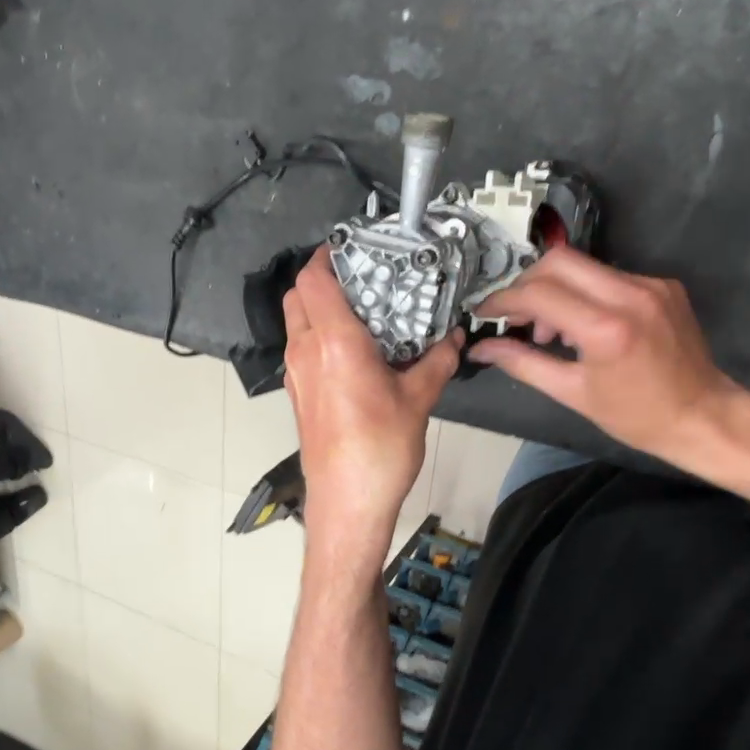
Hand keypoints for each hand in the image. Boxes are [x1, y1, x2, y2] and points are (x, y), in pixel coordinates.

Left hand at [284, 248, 462, 533]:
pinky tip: (355, 351)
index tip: (354, 249)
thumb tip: (453, 338)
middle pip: (297, 295)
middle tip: (361, 278)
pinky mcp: (297, 395)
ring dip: (319, 309)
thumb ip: (436, 360)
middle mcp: (305, 351)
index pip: (313, 278)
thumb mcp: (418, 398)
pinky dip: (319, 337)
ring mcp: (296, 374)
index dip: (328, 256)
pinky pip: (302, 350)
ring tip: (362, 312)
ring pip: (296, 323)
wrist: (347, 501)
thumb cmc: (379, 448)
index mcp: (333, 341)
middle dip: (322, 279)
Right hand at [469, 249, 741, 463]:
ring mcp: (651, 286)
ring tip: (551, 332)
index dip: (504, 300)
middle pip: (559, 261)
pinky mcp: (663, 285)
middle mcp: (631, 296)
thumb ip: (522, 363)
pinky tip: (584, 327)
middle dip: (527, 284)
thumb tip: (481, 348)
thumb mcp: (571, 393)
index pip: (539, 293)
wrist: (703, 416)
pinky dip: (585, 295)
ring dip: (556, 290)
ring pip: (584, 267)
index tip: (486, 313)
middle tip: (516, 316)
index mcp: (606, 329)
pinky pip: (609, 277)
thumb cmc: (636, 416)